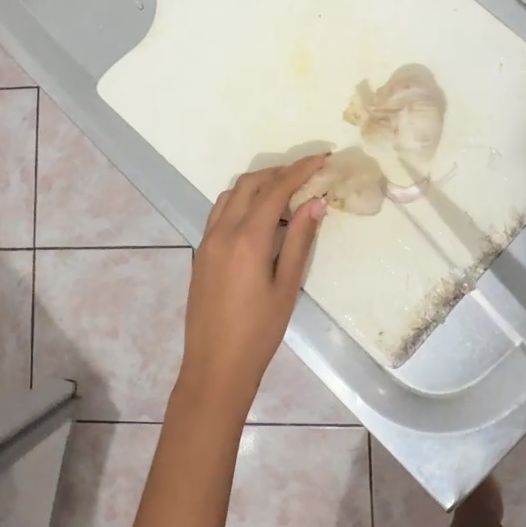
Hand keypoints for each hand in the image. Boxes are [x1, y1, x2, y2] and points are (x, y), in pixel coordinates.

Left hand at [176, 154, 330, 413]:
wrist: (215, 366)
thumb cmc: (259, 332)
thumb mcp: (287, 286)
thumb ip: (299, 240)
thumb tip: (316, 202)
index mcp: (247, 239)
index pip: (275, 190)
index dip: (300, 170)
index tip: (323, 159)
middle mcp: (222, 231)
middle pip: (250, 184)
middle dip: (279, 172)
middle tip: (308, 173)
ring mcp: (207, 241)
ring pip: (231, 195)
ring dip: (258, 186)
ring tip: (288, 195)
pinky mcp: (202, 252)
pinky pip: (220, 212)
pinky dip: (242, 202)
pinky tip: (262, 219)